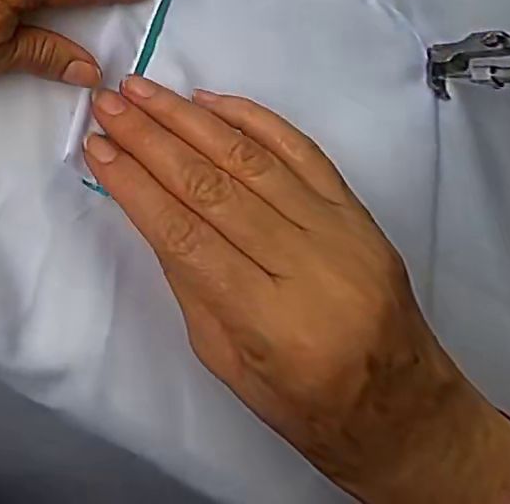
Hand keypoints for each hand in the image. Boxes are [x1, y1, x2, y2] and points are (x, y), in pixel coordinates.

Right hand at [83, 78, 509, 503]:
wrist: (416, 419)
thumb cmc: (302, 400)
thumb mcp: (219, 352)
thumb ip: (183, 273)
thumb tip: (140, 193)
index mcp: (274, 325)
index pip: (182, 234)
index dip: (132, 183)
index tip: (94, 145)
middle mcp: (316, 274)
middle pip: (212, 188)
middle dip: (148, 138)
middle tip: (106, 104)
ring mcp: (346, 239)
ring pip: (250, 160)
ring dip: (186, 117)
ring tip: (139, 89)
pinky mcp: (363, 217)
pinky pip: (304, 152)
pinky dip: (253, 118)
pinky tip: (208, 99)